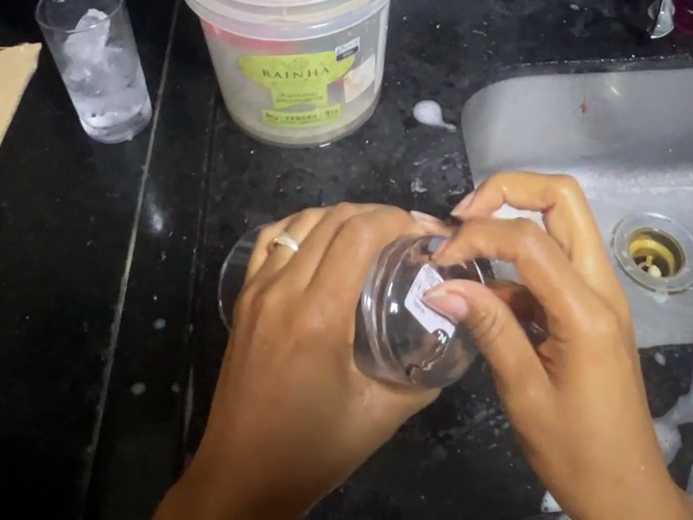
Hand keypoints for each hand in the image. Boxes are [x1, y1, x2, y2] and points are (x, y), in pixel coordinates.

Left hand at [157, 204, 439, 519]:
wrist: (241, 477)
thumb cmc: (312, 449)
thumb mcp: (379, 416)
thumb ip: (422, 374)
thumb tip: (451, 334)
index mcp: (319, 315)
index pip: (360, 233)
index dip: (397, 219)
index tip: (427, 233)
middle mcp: (284, 289)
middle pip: (334, 219)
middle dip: (378, 215)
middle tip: (409, 234)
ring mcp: (258, 289)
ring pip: (302, 222)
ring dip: (342, 217)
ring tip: (373, 235)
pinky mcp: (243, 297)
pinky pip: (272, 240)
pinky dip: (303, 227)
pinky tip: (323, 241)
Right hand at [424, 174, 692, 519]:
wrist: (629, 495)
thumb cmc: (578, 452)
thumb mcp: (524, 394)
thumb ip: (489, 328)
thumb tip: (440, 284)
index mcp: (587, 309)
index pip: (530, 238)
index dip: (479, 233)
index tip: (441, 258)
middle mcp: (602, 285)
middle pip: (563, 197)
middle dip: (508, 190)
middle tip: (463, 215)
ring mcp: (601, 292)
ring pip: (562, 219)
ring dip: (513, 218)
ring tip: (465, 247)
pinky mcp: (592, 305)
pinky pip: (556, 258)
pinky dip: (518, 260)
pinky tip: (486, 293)